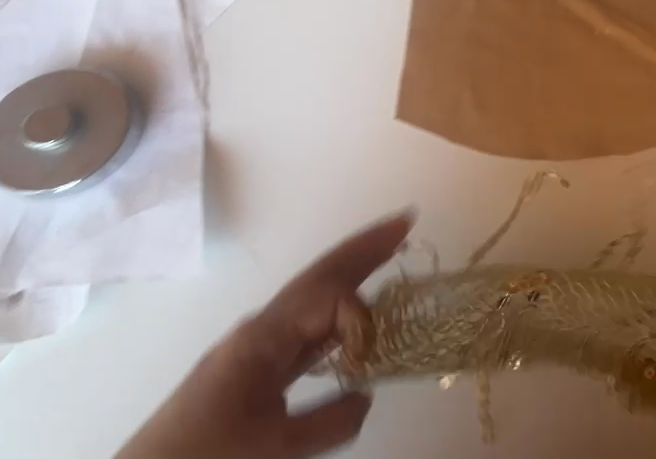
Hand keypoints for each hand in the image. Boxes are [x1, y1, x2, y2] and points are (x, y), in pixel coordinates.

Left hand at [117, 213, 413, 458]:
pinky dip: (335, 309)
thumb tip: (367, 395)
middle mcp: (259, 330)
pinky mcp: (250, 371)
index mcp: (263, 337)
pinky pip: (304, 325)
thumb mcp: (273, 449)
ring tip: (389, 250)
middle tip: (405, 220)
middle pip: (321, 276)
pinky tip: (351, 314)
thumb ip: (329, 422)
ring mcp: (253, 348)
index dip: (362, 319)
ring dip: (351, 271)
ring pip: (313, 296)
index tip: (372, 360)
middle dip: (364, 248)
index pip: (330, 300)